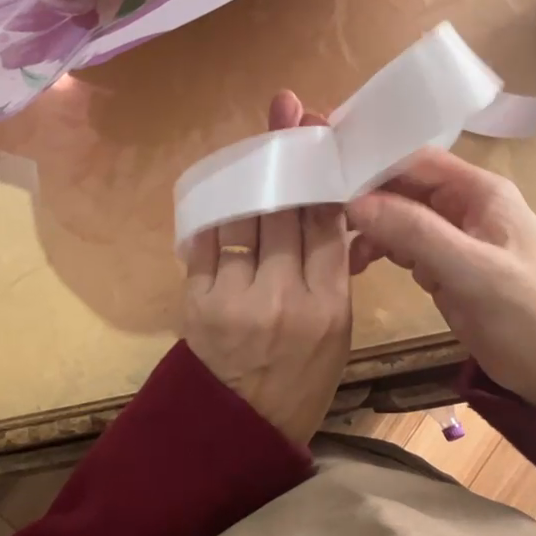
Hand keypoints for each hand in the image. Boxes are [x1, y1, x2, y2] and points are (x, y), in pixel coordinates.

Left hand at [182, 92, 350, 445]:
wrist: (242, 426)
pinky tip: (217, 184)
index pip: (325, 225)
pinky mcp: (198, 301)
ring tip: (251, 140)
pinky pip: (205, 241)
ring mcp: (236, 297)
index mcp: (329, 305)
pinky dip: (211, 210)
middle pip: (284, 210)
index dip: (318, 176)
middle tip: (282, 108)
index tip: (314, 136)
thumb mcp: (338, 332)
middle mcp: (284, 295)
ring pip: (243, 217)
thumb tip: (324, 217)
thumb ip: (331, 274)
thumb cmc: (301, 381)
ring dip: (245, 174)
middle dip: (282, 155)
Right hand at [346, 149, 535, 412]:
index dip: (369, 160)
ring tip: (334, 246)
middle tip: (313, 208)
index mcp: (479, 192)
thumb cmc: (531, 317)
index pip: (414, 159)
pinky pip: (403, 246)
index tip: (321, 170)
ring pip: (397, 216)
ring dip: (366, 226)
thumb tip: (352, 201)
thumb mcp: (473, 272)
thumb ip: (415, 233)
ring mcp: (454, 238)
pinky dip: (378, 251)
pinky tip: (357, 266)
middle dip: (360, 194)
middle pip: (402, 184)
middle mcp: (464, 206)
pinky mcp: (445, 269)